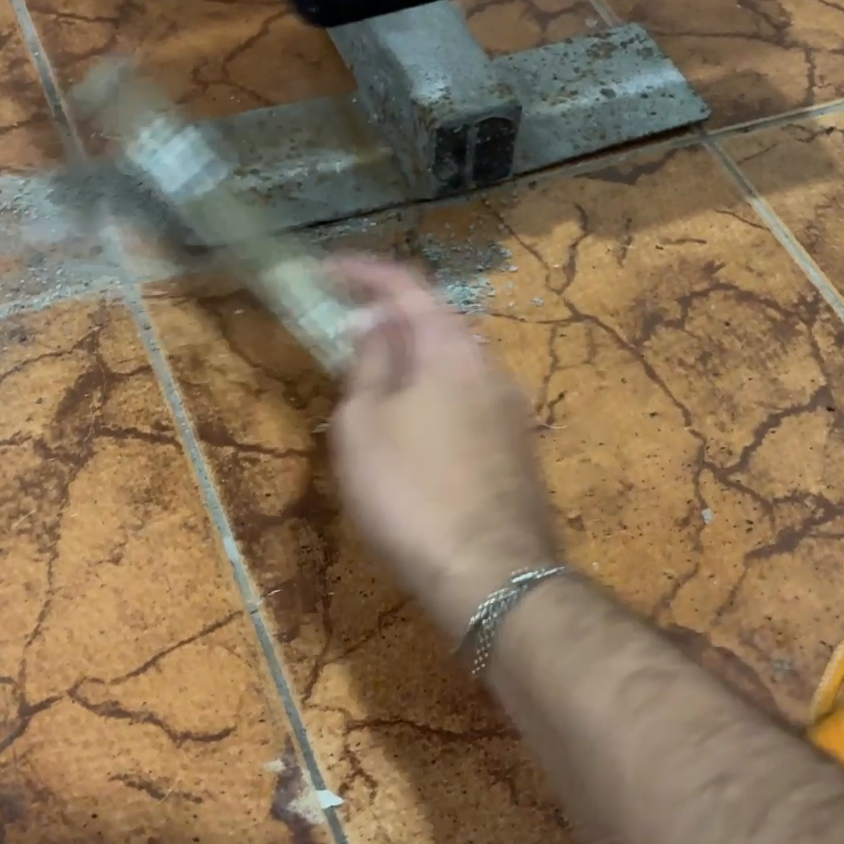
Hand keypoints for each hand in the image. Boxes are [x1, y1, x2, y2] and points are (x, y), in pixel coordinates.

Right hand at [330, 256, 559, 640]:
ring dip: (412, 360)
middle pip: (436, 321)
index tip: (325, 268)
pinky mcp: (518, 447)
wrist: (492, 575)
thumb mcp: (364, 423)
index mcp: (451, 347)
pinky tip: (412, 428)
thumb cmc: (410, 492)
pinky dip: (434, 393)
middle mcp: (490, 365)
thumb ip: (371, 362)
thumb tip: (377, 324)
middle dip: (389, 319)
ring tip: (373, 385)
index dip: (362, 270)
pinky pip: (468, 398)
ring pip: (454, 363)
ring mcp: (512, 408)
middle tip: (346, 335)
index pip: (406, 284)